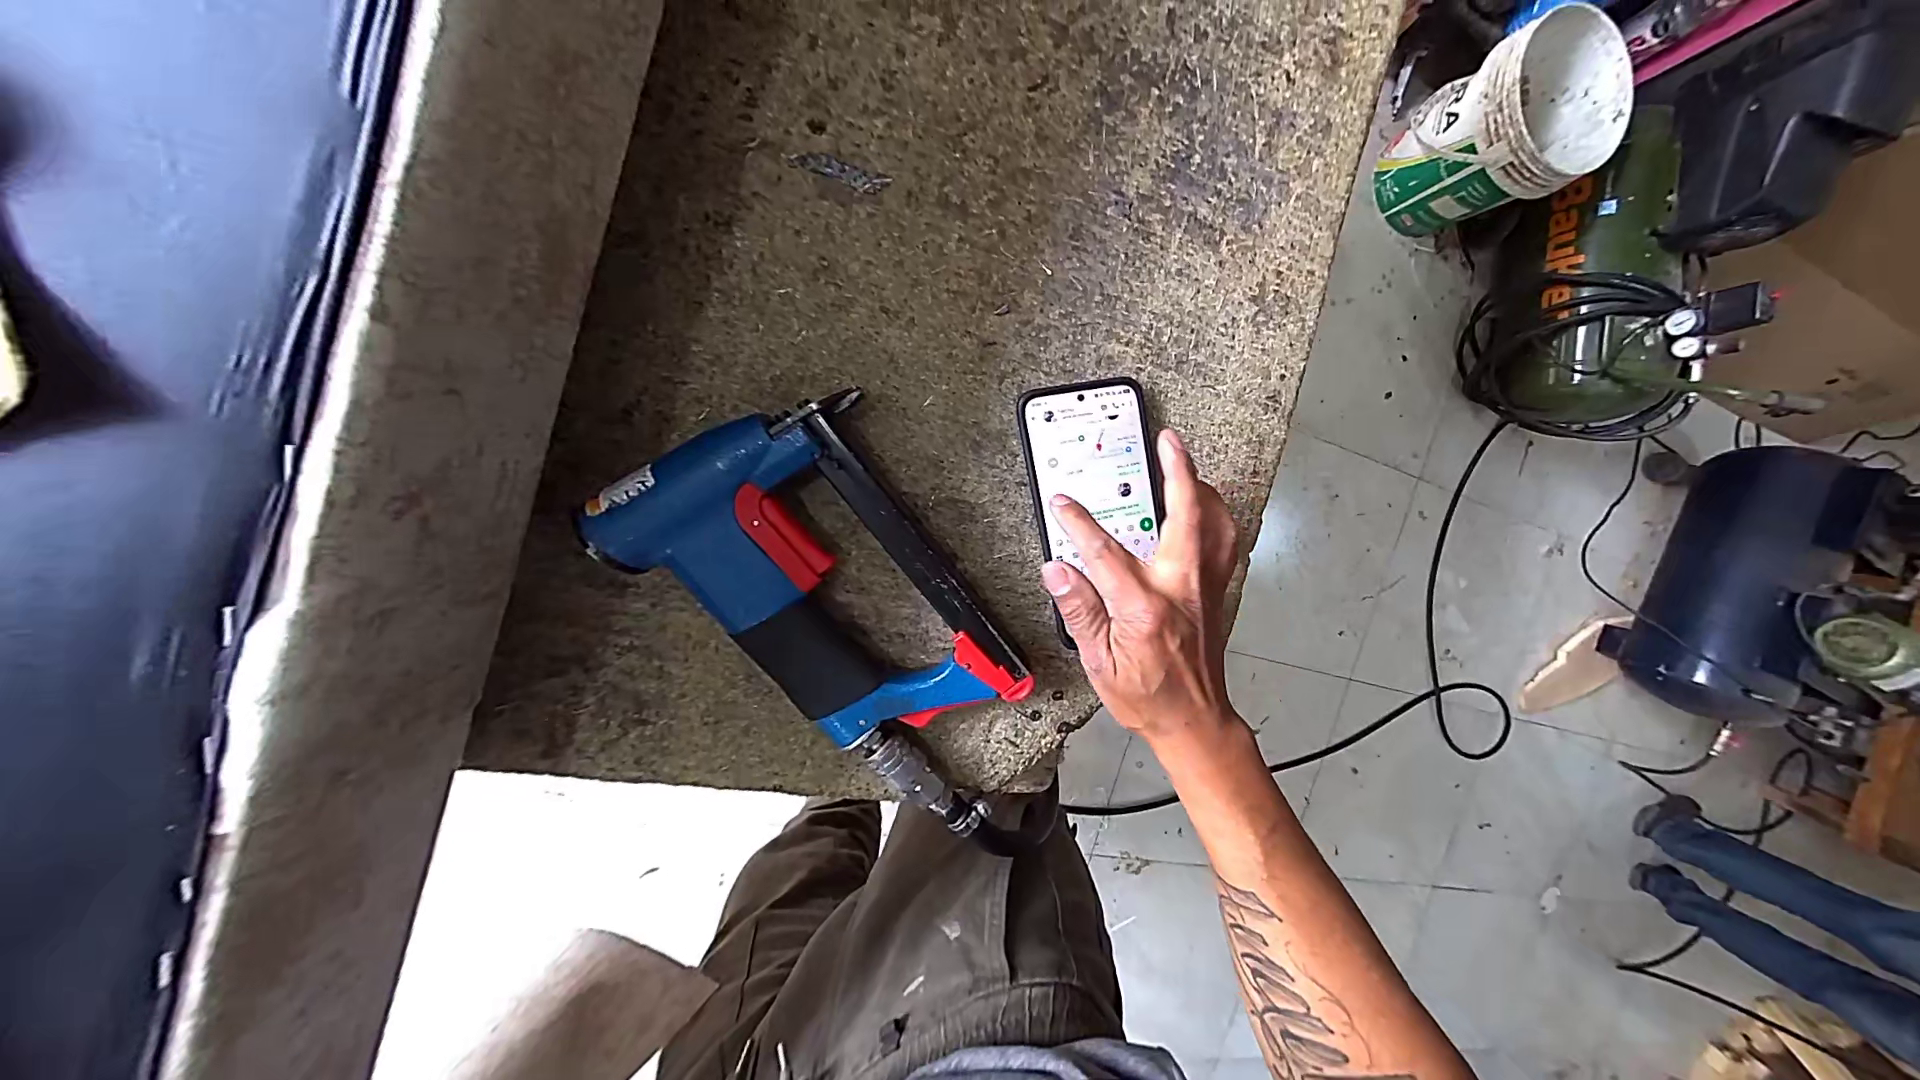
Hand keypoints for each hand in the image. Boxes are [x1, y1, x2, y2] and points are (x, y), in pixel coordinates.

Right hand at [1039, 429, 1241, 745]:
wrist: (1194, 719)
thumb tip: (1059, 571)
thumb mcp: (1098, 662)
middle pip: (1186, 515)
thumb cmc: (1148, 696)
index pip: (1105, 552)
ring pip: (1216, 523)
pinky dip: (1215, 516)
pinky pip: (1224, 542)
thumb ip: (1079, 610)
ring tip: (1184, 466)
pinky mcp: (1216, 593)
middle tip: (1167, 442)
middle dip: (1176, 472)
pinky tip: (1203, 509)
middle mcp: (1182, 589)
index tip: (1063, 504)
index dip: (1079, 523)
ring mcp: (1205, 588)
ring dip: (1201, 488)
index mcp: (1145, 608)